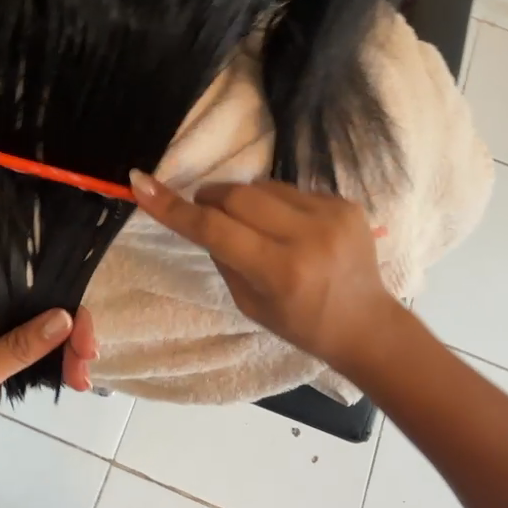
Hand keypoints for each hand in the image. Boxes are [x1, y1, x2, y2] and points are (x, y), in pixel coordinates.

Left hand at [0, 302, 97, 489]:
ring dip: (60, 359)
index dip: (68, 319)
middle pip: (40, 323)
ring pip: (35, 346)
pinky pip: (23, 368)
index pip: (36, 303)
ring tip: (78, 384)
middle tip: (83, 378)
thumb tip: (64, 315)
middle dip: (69, 343)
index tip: (87, 350)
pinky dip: (44, 374)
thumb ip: (21, 345)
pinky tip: (59, 385)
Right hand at [130, 171, 400, 368]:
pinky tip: (289, 229)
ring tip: (254, 227)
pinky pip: (294, 191)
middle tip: (202, 207)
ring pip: (265, 187)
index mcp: (280, 271)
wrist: (366, 324)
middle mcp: (308, 237)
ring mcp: (332, 215)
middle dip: (211, 197)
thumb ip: (223, 256)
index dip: (173, 207)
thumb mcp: (250, 303)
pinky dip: (278, 204)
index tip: (141, 184)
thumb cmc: (300, 324)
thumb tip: (201, 216)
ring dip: (246, 200)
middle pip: (238, 195)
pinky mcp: (346, 203)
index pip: (215, 229)